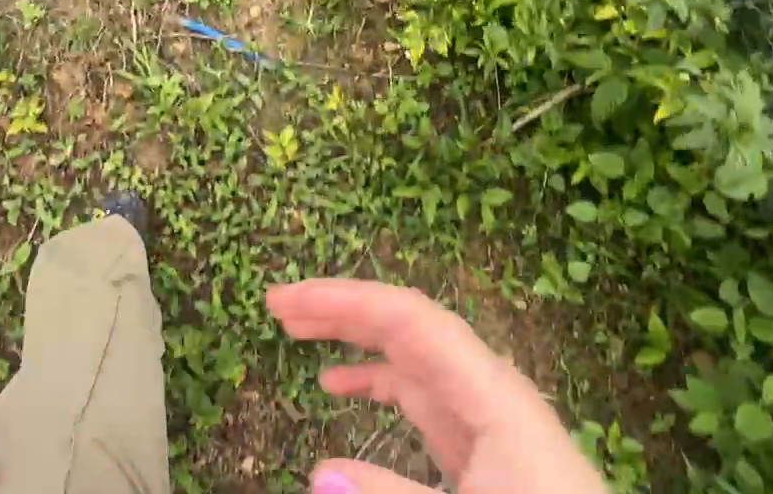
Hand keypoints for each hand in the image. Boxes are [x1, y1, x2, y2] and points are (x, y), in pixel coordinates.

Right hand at [268, 279, 607, 493]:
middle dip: (341, 306)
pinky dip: (372, 378)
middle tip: (277, 304)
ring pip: (407, 353)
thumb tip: (317, 472)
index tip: (287, 302)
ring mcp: (484, 412)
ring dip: (351, 336)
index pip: (410, 320)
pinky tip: (335, 383)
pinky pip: (416, 391)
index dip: (345, 301)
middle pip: (406, 324)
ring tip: (295, 330)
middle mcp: (488, 388)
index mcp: (494, 395)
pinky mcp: (480, 440)